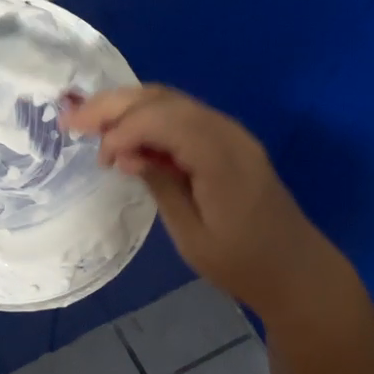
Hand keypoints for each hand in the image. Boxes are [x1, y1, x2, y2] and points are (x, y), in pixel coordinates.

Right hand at [62, 85, 322, 309]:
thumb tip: (124, 154)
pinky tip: (126, 137)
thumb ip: (160, 186)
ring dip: (127, 108)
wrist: (300, 274)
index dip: (124, 128)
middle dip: (114, 104)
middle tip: (73, 121)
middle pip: (162, 99)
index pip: (163, 120)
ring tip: (91, 126)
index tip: (100, 158)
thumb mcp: (193, 237)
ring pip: (169, 100)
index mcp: (221, 158)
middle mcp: (227, 133)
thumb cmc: (244, 265)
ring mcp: (230, 132)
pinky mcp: (227, 140)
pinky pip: (180, 115)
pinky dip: (147, 118)